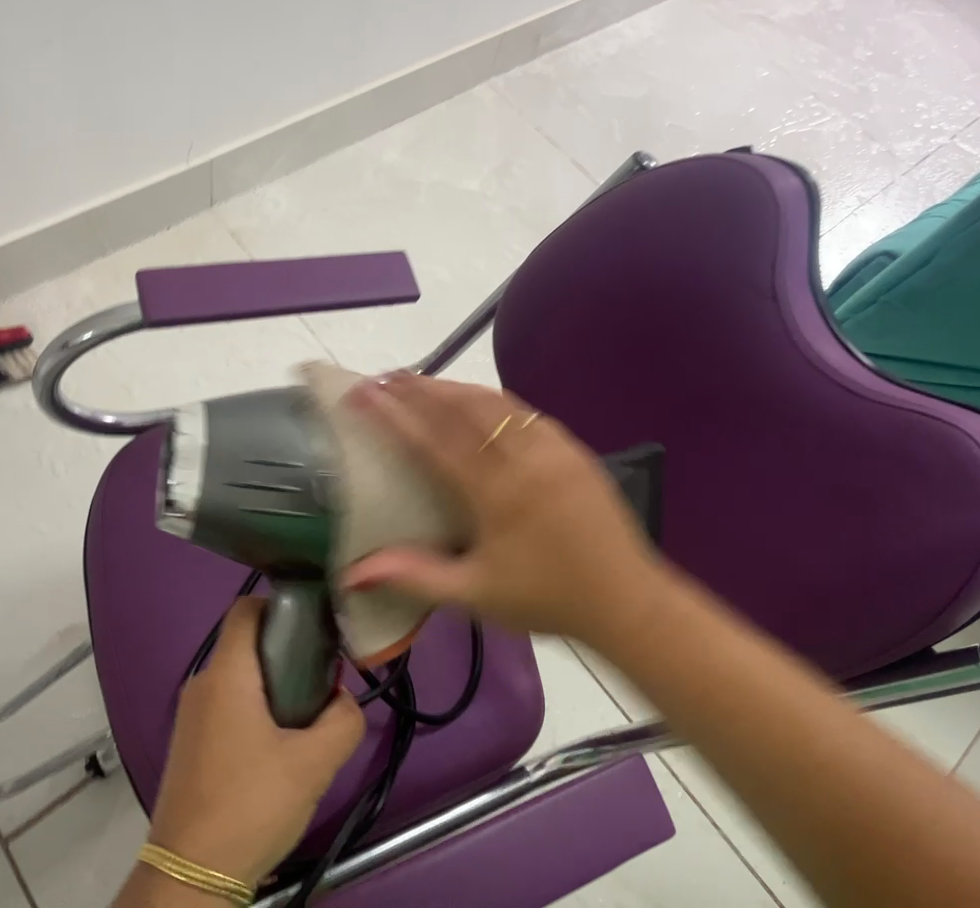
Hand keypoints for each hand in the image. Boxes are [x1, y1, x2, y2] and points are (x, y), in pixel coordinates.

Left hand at [147, 597, 365, 887]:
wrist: (191, 874)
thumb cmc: (251, 804)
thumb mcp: (314, 764)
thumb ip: (343, 720)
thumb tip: (344, 699)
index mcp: (226, 675)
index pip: (245, 607)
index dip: (281, 605)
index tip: (316, 626)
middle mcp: (202, 684)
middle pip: (247, 644)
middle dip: (289, 653)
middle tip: (325, 680)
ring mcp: (192, 716)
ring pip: (240, 679)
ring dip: (276, 687)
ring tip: (309, 719)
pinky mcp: (191, 744)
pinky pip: (229, 707)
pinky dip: (257, 712)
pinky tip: (282, 748)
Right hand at [341, 373, 658, 645]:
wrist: (627, 600)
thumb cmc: (546, 599)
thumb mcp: (476, 595)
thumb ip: (415, 576)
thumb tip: (352, 573)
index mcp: (496, 492)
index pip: (434, 440)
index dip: (394, 414)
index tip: (362, 393)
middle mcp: (523, 458)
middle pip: (463, 407)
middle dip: (420, 388)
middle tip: (385, 377)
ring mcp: (553, 448)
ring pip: (496, 403)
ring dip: (455, 387)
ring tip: (422, 382)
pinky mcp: (573, 449)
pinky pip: (525, 412)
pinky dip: (491, 400)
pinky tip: (479, 402)